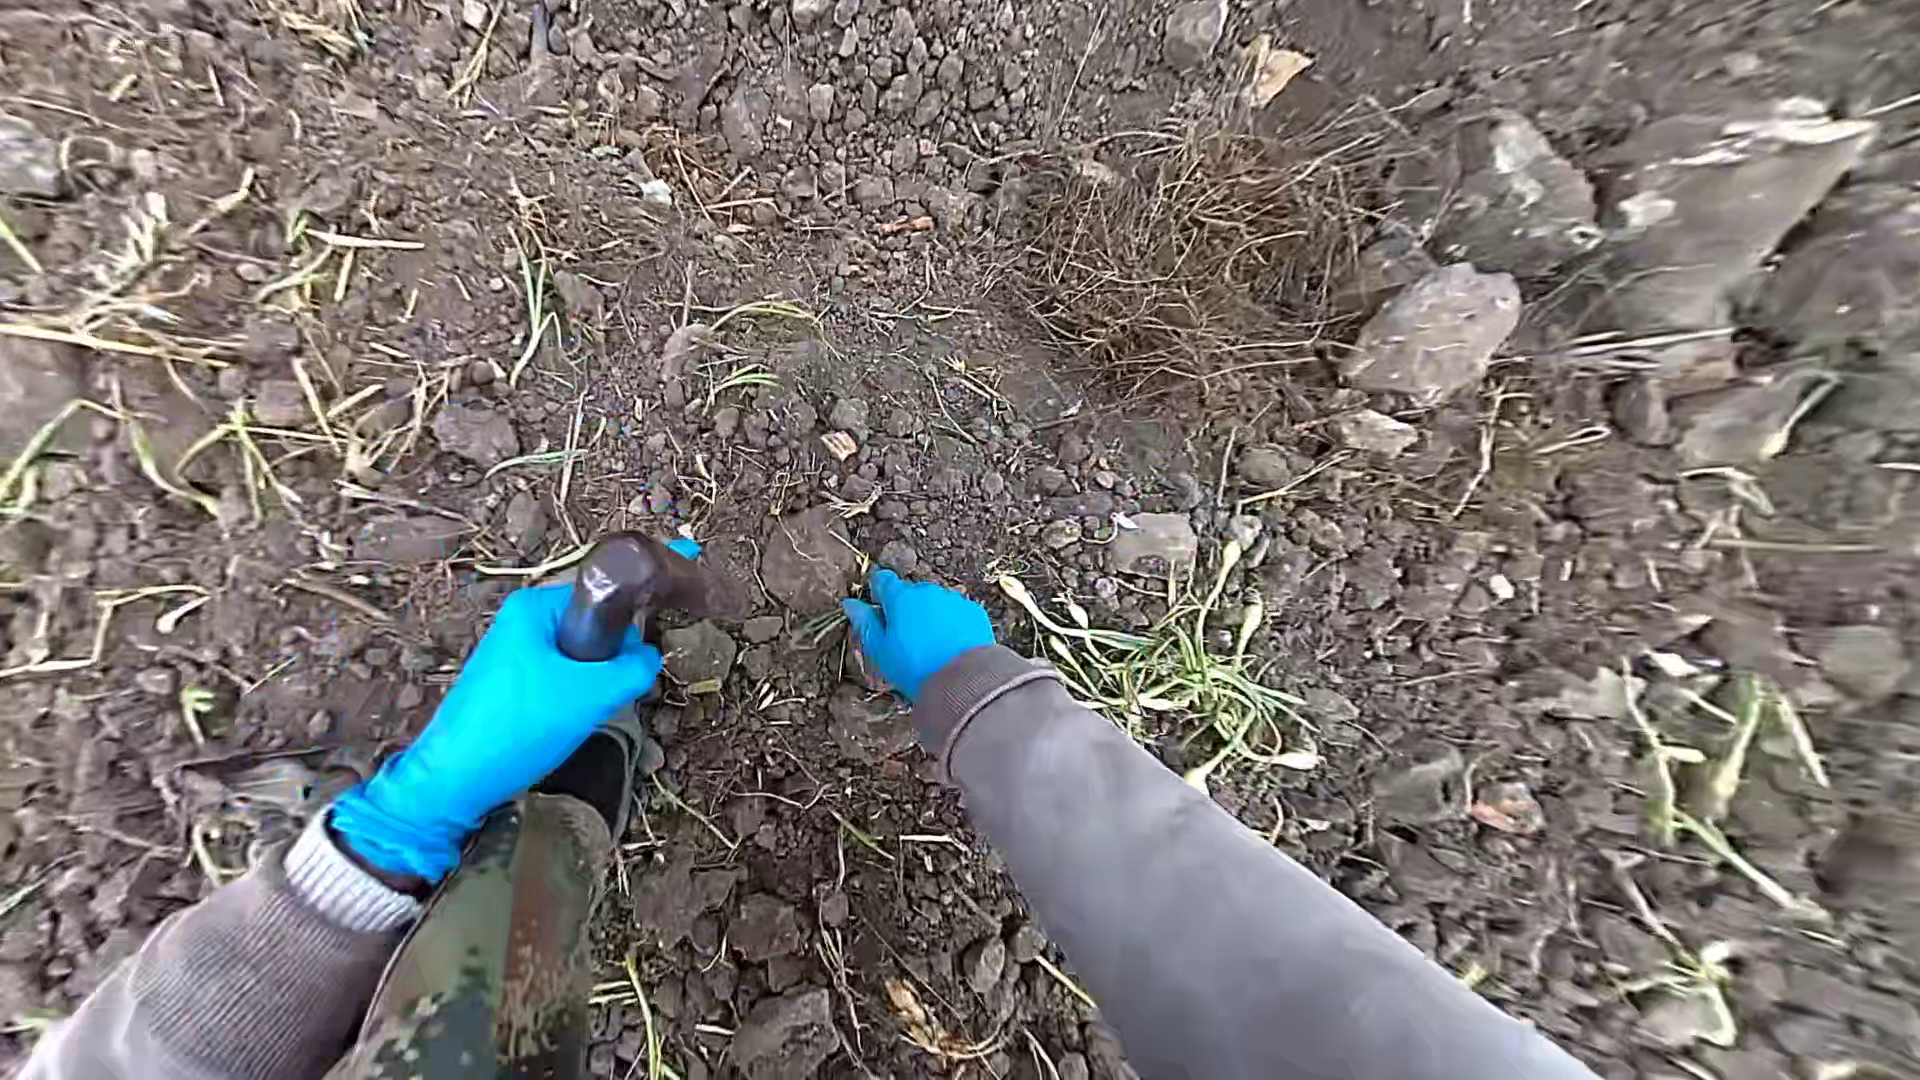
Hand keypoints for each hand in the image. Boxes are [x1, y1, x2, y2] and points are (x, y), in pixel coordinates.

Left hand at [331, 583, 664, 880]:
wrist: (453, 784)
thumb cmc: (521, 726)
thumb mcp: (594, 693)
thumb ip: (637, 666)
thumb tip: (650, 656)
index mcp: (538, 607)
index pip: (608, 594)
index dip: (640, 611)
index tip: (671, 616)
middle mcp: (525, 620)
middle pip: (599, 625)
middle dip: (618, 654)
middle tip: (625, 682)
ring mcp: (518, 651)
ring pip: (585, 653)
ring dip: (601, 677)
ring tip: (598, 704)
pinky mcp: (516, 679)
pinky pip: (568, 672)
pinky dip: (583, 689)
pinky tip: (580, 714)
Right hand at [841, 569, 995, 701]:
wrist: (962, 681)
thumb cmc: (915, 668)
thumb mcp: (881, 650)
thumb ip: (866, 623)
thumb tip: (851, 604)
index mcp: (901, 598)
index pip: (883, 580)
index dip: (879, 592)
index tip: (880, 606)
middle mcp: (928, 592)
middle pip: (911, 593)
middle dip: (906, 609)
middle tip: (905, 638)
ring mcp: (953, 600)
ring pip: (935, 602)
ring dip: (930, 616)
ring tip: (930, 646)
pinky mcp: (973, 612)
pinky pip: (957, 612)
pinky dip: (952, 623)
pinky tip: (949, 646)